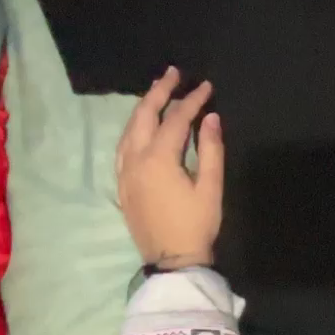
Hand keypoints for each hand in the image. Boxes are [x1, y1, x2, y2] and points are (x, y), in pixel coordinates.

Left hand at [116, 66, 222, 270]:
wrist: (172, 261)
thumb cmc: (196, 226)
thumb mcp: (210, 188)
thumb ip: (211, 150)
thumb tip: (210, 118)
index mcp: (158, 158)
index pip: (176, 119)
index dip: (192, 100)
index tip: (207, 87)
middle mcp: (135, 159)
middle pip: (144, 115)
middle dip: (159, 92)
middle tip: (174, 73)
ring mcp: (125, 172)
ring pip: (128, 129)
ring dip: (143, 108)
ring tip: (157, 93)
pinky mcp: (123, 185)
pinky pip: (123, 147)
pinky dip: (133, 129)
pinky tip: (141, 127)